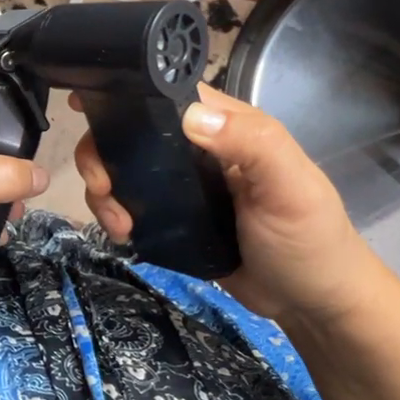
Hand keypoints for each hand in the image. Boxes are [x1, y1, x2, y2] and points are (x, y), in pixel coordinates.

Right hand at [72, 84, 381, 324]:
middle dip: (101, 155)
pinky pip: (127, 204)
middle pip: (130, 133)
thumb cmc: (309, 239)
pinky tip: (122, 234)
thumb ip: (252, 143)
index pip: (168, 94)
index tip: (88, 108)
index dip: (127, 94)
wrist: (311, 305)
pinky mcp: (169, 218)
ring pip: (121, 169)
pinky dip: (113, 214)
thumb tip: (192, 115)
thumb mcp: (290, 188)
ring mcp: (180, 185)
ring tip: (118, 223)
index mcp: (227, 127)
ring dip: (104, 192)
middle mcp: (197, 148)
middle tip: (102, 188)